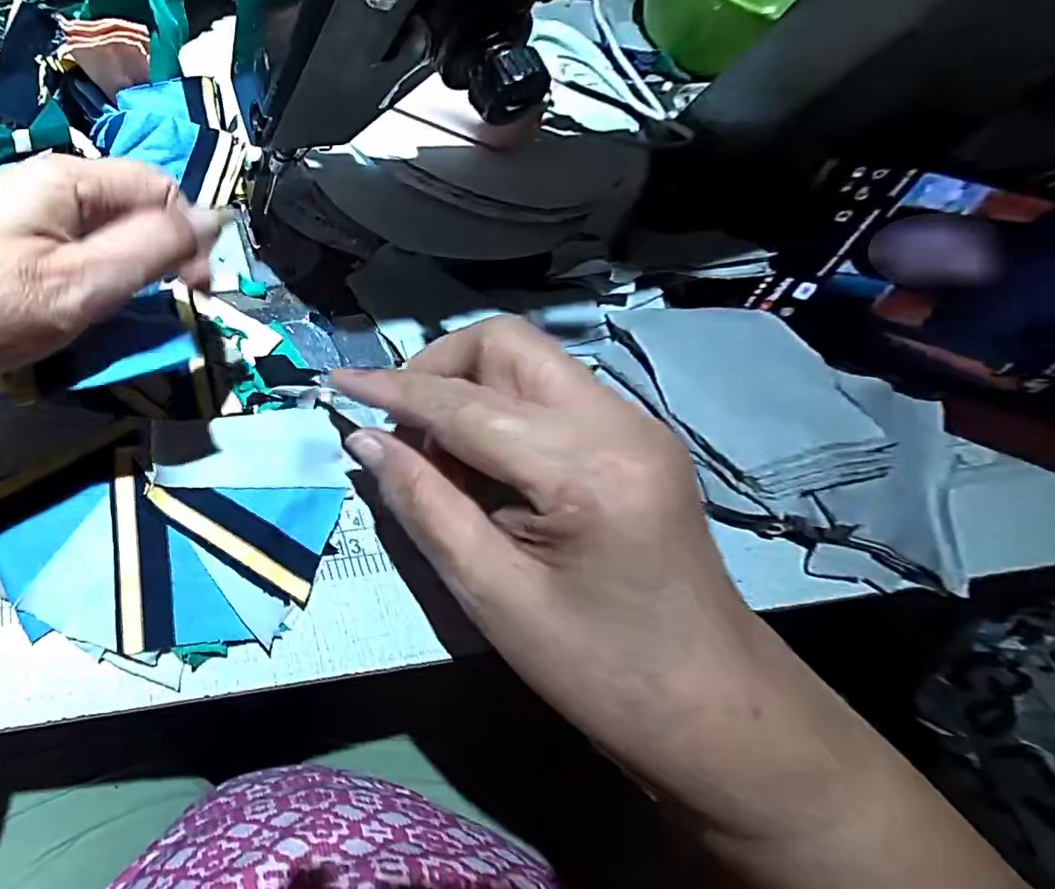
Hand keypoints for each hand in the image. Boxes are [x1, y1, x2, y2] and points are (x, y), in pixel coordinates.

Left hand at [0, 155, 223, 410]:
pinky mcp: (4, 261)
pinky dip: (86, 297)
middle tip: (153, 316)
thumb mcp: (77, 285)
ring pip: (102, 248)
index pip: (161, 188)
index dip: (190, 235)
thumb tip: (212, 220)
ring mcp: (23, 227)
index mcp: (69, 179)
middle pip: (131, 216)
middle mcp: (48, 191)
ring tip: (109, 325)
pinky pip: (69, 270)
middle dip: (155, 263)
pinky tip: (73, 325)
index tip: (194, 293)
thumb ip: (152, 250)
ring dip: (120, 286)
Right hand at [333, 319, 1030, 888]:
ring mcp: (635, 424)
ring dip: (468, 387)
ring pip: (529, 360)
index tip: (338, 381)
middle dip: (438, 367)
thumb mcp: (491, 594)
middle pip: (507, 343)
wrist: (716, 711)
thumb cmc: (599, 671)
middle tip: (400, 425)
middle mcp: (619, 423)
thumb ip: (423, 504)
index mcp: (586, 468)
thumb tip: (367, 439)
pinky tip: (483, 461)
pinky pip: (550, 391)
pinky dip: (499, 406)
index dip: (392, 390)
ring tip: (437, 451)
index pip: (465, 404)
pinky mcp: (636, 437)